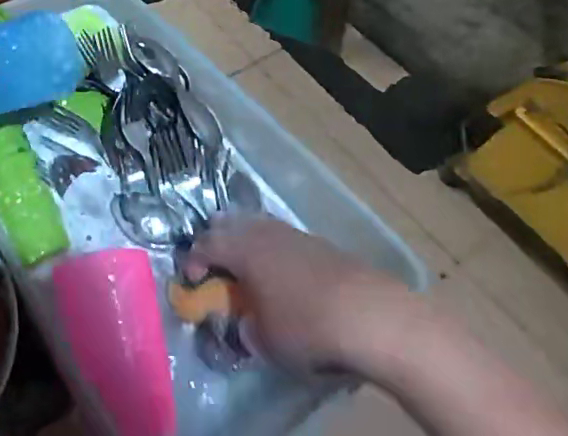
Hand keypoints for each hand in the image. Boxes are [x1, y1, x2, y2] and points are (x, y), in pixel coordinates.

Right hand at [185, 215, 423, 374]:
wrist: (377, 318)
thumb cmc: (308, 326)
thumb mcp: (267, 342)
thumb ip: (245, 331)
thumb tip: (243, 328)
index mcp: (238, 248)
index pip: (202, 245)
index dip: (192, 261)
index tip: (191, 281)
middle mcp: (260, 231)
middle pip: (227, 225)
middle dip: (216, 241)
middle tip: (216, 265)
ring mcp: (293, 233)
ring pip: (258, 227)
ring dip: (248, 244)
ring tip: (252, 268)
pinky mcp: (324, 244)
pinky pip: (286, 240)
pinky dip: (278, 253)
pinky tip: (288, 276)